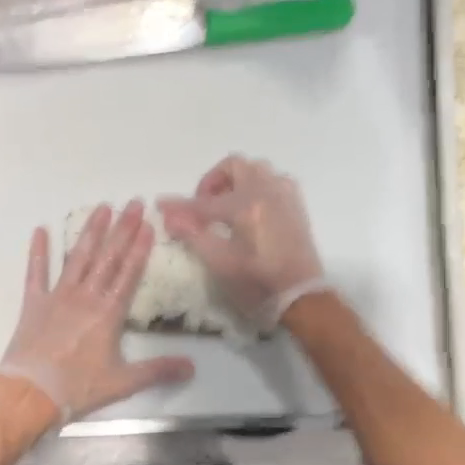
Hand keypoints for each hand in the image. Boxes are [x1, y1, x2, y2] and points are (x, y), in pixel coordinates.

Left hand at [0, 201, 195, 423]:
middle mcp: (85, 297)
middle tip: (133, 203)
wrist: (31, 393)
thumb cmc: (78, 387)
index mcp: (108, 313)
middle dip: (121, 229)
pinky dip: (38, 251)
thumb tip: (192, 367)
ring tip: (101, 208)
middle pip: (107, 258)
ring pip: (77, 257)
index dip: (140, 247)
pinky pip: (36, 273)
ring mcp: (57, 297)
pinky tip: (40, 230)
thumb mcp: (123, 383)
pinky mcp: (34, 304)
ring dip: (90, 232)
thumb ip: (158, 370)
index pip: (129, 273)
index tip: (148, 223)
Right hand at [157, 156, 329, 329]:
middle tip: (202, 206)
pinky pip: (273, 180)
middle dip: (212, 182)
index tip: (162, 206)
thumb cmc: (258, 284)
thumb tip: (169, 214)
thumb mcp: (220, 263)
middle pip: (234, 167)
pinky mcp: (296, 205)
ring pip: (256, 169)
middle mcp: (266, 191)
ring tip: (225, 206)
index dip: (180, 206)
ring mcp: (284, 195)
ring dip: (236, 181)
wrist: (302, 297)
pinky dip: (256, 186)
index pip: (204, 202)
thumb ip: (193, 234)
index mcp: (246, 206)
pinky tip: (250, 210)